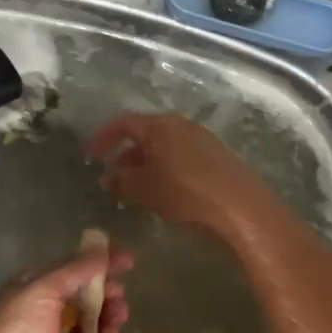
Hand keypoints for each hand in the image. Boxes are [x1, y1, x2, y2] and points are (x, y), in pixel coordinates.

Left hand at [0, 247, 133, 332]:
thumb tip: (103, 251)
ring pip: (97, 320)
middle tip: (118, 288)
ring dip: (111, 311)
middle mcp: (51, 313)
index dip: (97, 262)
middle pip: (87, 296)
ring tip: (119, 309)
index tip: (126, 259)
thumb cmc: (22, 323)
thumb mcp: (45, 286)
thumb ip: (77, 270)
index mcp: (37, 290)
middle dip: (106, 289)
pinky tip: (112, 331)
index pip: (72, 270)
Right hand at [86, 112, 254, 232]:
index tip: (90, 156)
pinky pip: (181, 155)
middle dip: (124, 154)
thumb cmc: (185, 194)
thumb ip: (121, 181)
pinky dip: (165, 167)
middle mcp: (180, 125)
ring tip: (135, 188)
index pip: (122, 123)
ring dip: (145, 163)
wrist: (241, 209)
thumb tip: (107, 178)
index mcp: (159, 126)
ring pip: (163, 145)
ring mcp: (201, 138)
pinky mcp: (216, 155)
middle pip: (144, 133)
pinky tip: (163, 190)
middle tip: (112, 177)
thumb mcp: (144, 190)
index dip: (102, 138)